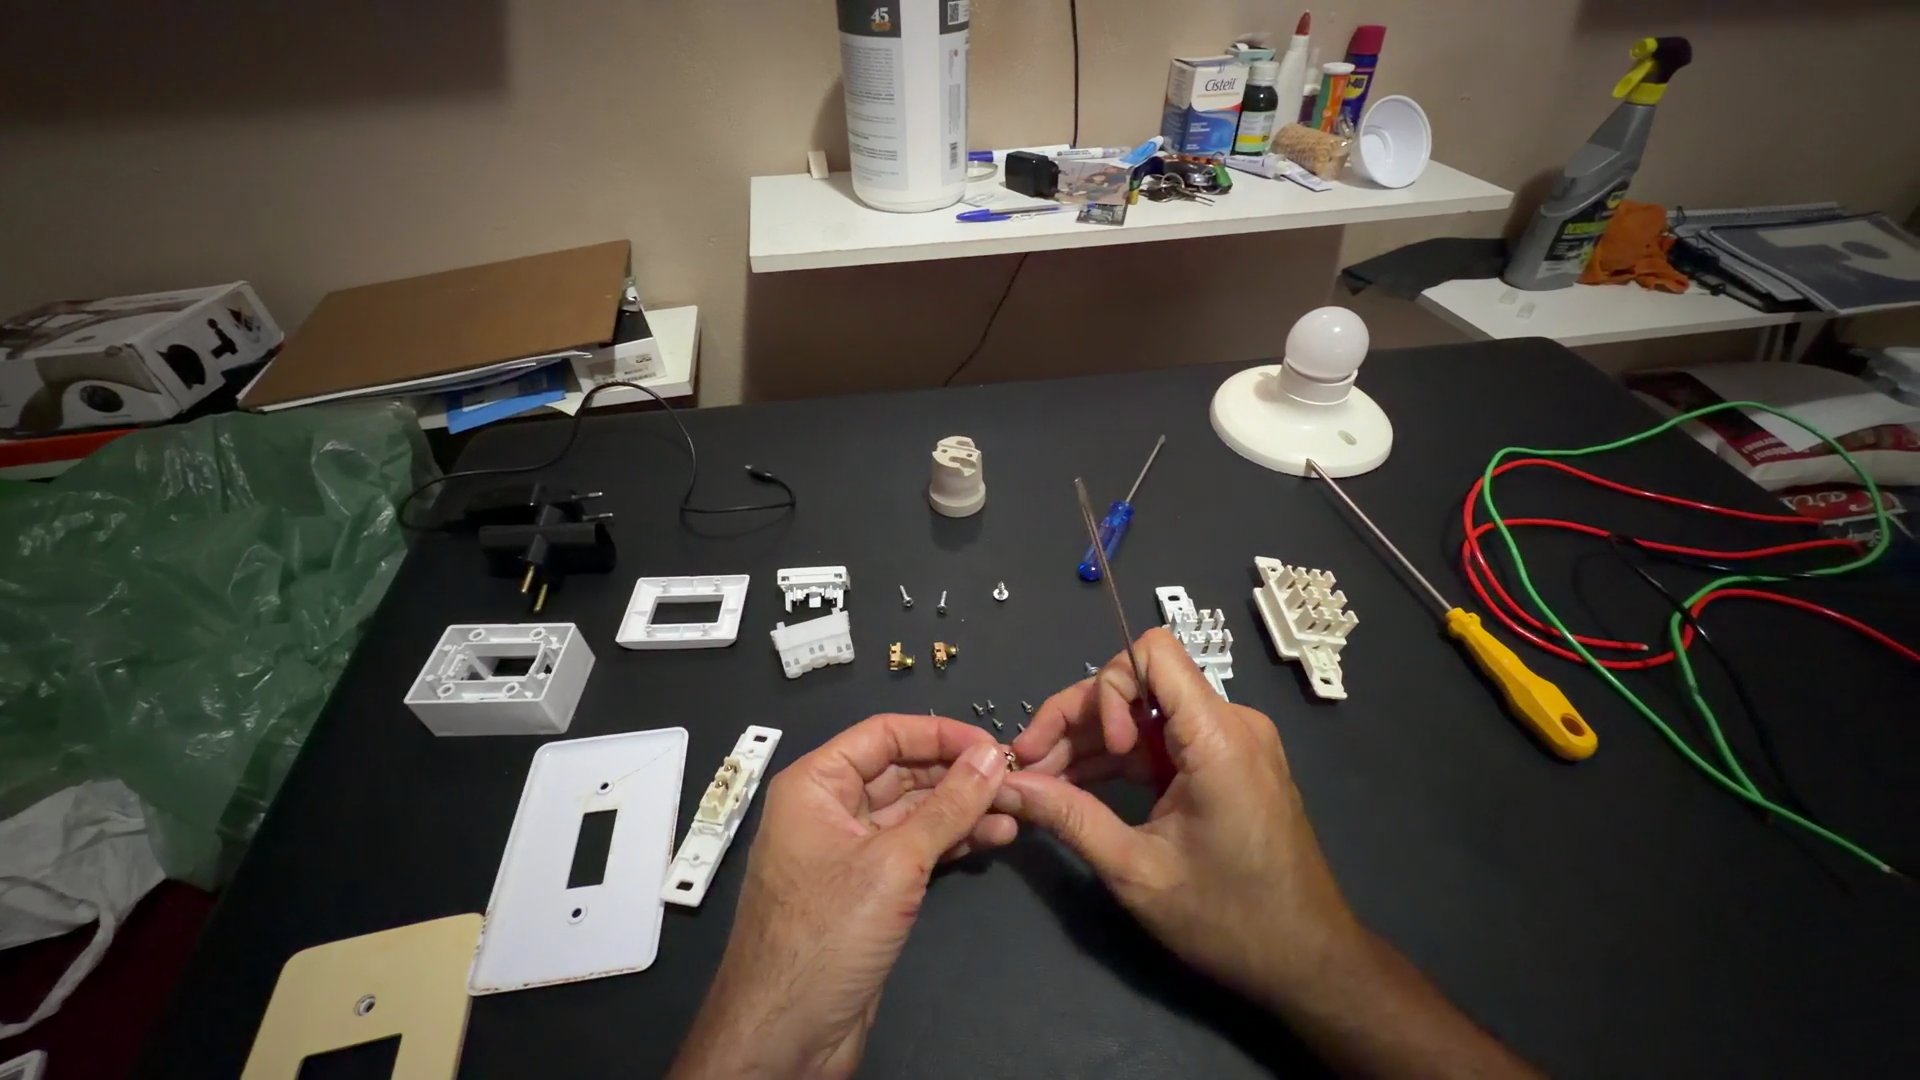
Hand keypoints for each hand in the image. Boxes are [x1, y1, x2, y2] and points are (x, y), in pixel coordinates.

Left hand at [669, 714, 1015, 1079]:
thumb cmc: (825, 937)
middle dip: (957, 774)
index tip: (990, 744)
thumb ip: (948, 806)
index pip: (884, 734)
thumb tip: (990, 757)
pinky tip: (991, 838)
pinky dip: (951, 841)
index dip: (939, 734)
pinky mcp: (869, 887)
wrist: (785, 1039)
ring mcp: (851, 849)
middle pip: (902, 770)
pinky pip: (915, 847)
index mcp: (816, 784)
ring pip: (914, 810)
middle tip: (1011, 779)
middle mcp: (831, 808)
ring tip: (1014, 811)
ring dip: (962, 809)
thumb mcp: (895, 863)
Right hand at [1003, 628, 1361, 1007]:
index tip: (1098, 746)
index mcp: (1217, 736)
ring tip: (1040, 782)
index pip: (1152, 653)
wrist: (1309, 962)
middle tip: (1029, 763)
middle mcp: (1228, 723)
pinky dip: (1118, 760)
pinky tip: (1076, 787)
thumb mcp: (1136, 872)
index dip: (1108, 687)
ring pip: (1143, 713)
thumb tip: (1007, 786)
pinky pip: (1160, 741)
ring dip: (1090, 743)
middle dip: (1078, 719)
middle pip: (1138, 684)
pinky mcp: (1223, 763)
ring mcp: (1228, 742)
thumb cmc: (1230, 920)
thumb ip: (1069, 817)